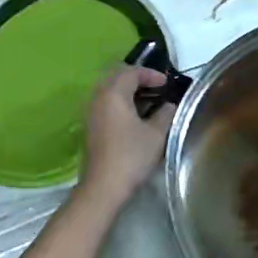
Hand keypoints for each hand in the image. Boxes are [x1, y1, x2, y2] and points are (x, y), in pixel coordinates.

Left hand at [78, 64, 172, 201]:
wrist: (104, 185)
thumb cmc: (132, 156)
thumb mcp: (156, 134)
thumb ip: (165, 114)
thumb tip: (168, 105)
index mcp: (112, 93)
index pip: (131, 72)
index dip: (150, 74)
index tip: (166, 83)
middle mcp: (97, 97)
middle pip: (115, 76)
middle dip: (136, 78)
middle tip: (156, 87)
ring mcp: (89, 112)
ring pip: (108, 90)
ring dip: (127, 91)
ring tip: (147, 101)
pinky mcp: (89, 126)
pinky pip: (104, 103)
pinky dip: (119, 102)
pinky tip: (133, 115)